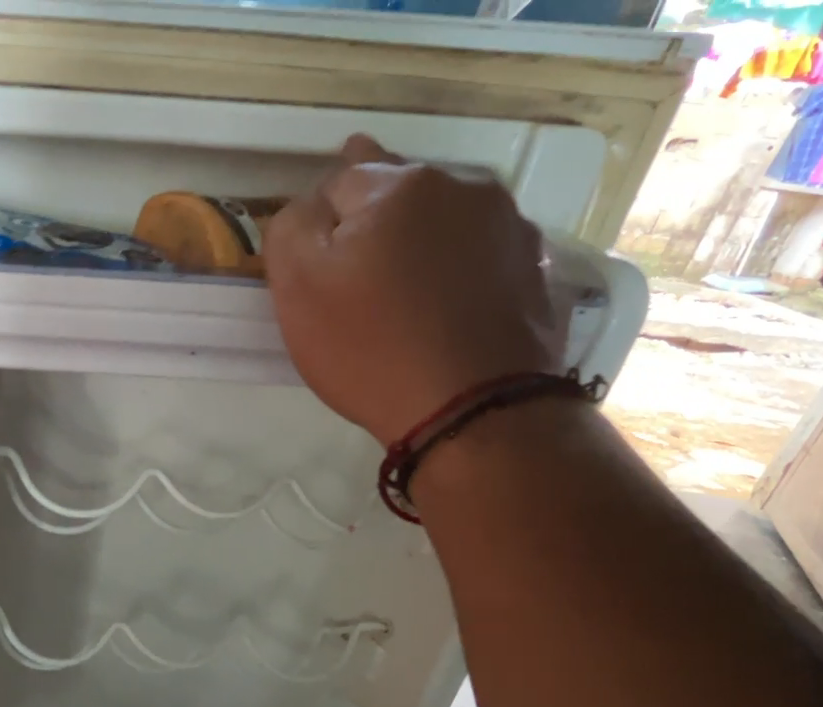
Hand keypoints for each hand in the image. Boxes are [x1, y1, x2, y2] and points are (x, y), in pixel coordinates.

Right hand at [263, 135, 562, 445]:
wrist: (471, 407)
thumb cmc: (368, 347)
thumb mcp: (297, 287)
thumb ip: (291, 227)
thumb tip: (311, 205)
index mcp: (395, 186)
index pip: (336, 182)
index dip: (318, 223)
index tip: (315, 262)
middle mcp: (459, 186)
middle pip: (395, 191)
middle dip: (371, 220)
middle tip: (354, 271)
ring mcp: (505, 223)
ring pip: (440, 217)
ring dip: (416, 239)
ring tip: (400, 286)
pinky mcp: (531, 264)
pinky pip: (476, 250)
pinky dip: (454, 266)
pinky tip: (442, 303)